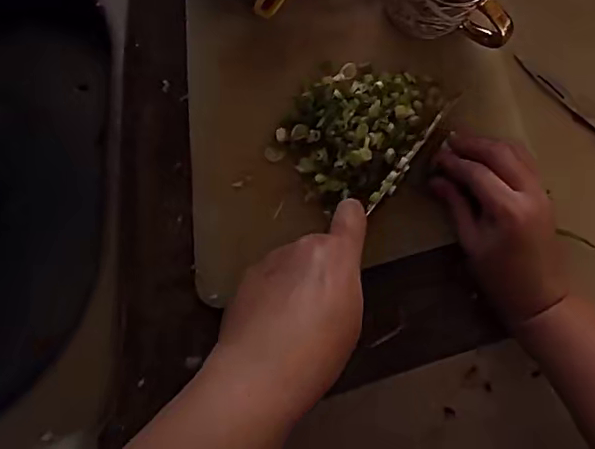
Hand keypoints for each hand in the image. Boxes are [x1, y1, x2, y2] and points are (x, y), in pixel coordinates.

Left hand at [210, 198, 367, 418]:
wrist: (254, 380)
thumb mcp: (350, 318)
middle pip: (316, 248)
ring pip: (289, 264)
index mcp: (337, 254)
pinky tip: (262, 330)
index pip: (350, 214)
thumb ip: (345, 283)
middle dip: (316, 270)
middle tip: (313, 310)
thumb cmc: (317, 354)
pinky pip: (266, 280)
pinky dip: (267, 295)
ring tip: (283, 326)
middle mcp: (304, 246)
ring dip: (290, 282)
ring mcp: (271, 260)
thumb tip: (333, 278)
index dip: (350, 221)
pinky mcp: (244, 280)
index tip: (349, 233)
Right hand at [429, 132, 567, 324]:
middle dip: (473, 144)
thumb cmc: (501, 279)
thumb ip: (456, 206)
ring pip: (515, 150)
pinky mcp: (545, 191)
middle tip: (449, 141)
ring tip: (466, 143)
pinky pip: (525, 159)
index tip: (437, 157)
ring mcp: (541, 189)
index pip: (478, 173)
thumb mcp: (472, 244)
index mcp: (508, 209)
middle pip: (499, 153)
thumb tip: (436, 179)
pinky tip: (489, 153)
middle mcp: (528, 192)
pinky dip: (506, 151)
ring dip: (490, 143)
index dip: (455, 162)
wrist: (542, 297)